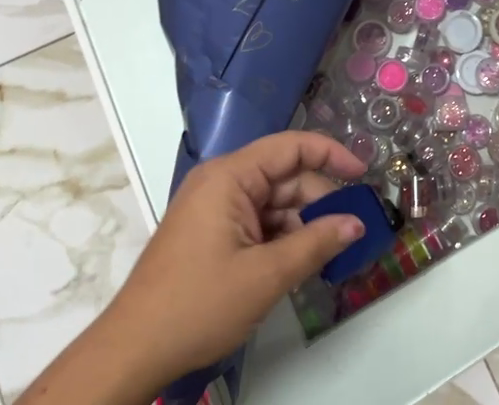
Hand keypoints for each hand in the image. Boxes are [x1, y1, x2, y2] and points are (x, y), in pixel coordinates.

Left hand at [116, 132, 366, 382]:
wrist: (133, 351)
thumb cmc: (198, 305)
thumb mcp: (266, 276)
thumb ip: (316, 243)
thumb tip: (357, 223)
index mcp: (229, 177)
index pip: (291, 146)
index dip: (332, 154)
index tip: (365, 175)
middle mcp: (221, 183)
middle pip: (285, 177)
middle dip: (320, 200)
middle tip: (353, 230)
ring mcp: (214, 209)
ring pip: (274, 203)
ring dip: (303, 224)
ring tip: (330, 253)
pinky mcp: (211, 234)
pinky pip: (258, 223)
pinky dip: (282, 239)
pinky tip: (301, 264)